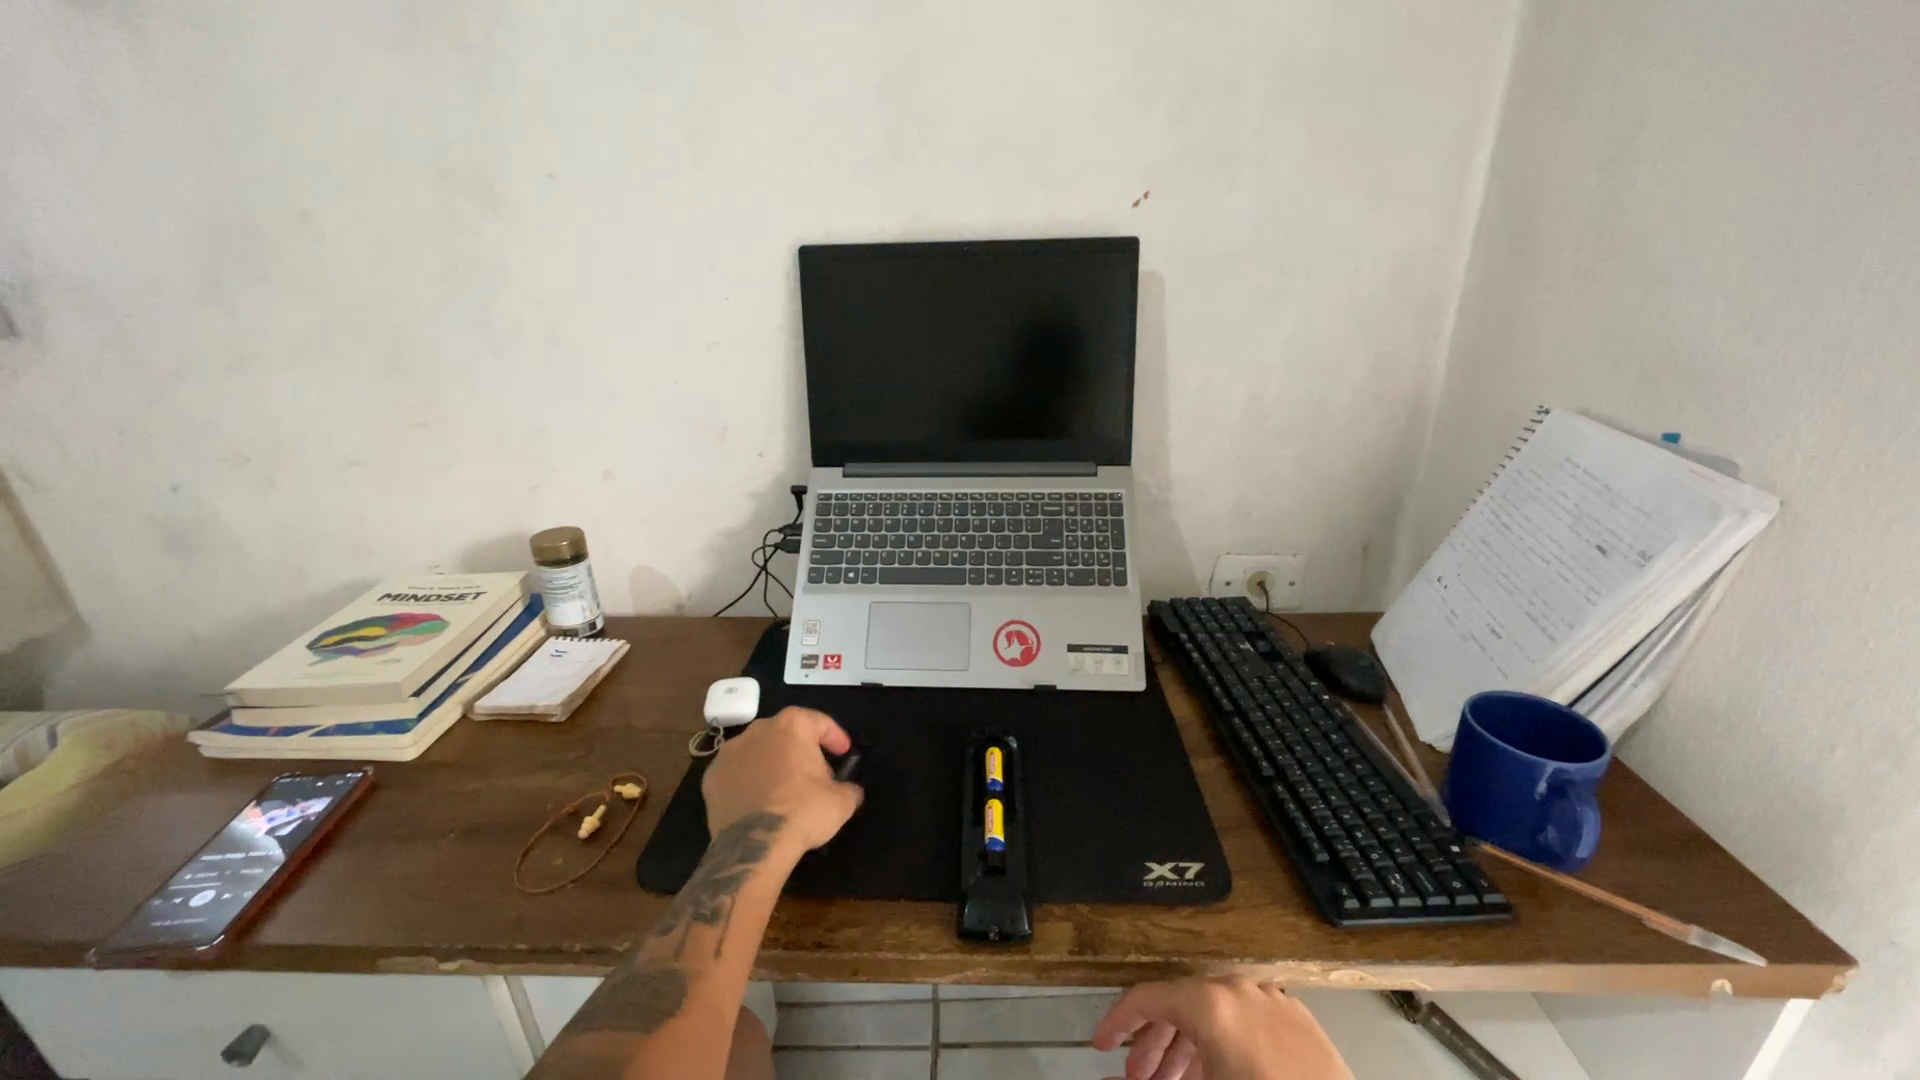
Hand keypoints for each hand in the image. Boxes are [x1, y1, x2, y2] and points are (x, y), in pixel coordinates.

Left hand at [702, 706, 864, 856]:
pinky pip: (737, 772)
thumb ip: (849, 788)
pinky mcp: (711, 777)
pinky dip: (749, 780)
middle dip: (802, 749)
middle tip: (816, 774)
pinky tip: (758, 801)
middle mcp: (758, 730)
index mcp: (792, 726)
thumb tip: (850, 790)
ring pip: (758, 750)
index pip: (820, 722)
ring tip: (784, 788)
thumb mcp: (842, 801)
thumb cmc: (802, 812)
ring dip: (772, 763)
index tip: (843, 753)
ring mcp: (730, 752)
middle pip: (786, 733)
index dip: (835, 737)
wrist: (754, 845)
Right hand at [1092, 977, 1351, 1079]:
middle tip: (1137, 1077)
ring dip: (1187, 1048)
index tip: (1102, 1045)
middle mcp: (1239, 989)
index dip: (1117, 1023)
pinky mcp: (1299, 1022)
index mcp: (1209, 1002)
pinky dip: (1222, 1044)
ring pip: (1214, 1015)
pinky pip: (1246, 1023)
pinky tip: (1216, 1073)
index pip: (1145, 998)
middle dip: (1153, 1045)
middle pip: (1179, 1005)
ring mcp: (1273, 1002)